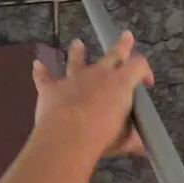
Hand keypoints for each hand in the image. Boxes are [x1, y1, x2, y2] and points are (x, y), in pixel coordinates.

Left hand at [31, 33, 151, 159]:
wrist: (68, 136)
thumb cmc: (102, 136)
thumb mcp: (123, 140)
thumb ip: (132, 140)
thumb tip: (142, 146)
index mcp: (120, 83)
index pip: (138, 65)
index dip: (145, 70)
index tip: (147, 82)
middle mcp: (98, 74)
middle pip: (113, 54)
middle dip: (122, 45)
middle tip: (126, 35)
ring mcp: (74, 79)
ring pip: (76, 60)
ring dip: (77, 52)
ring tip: (77, 43)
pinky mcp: (52, 89)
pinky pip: (44, 78)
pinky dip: (40, 72)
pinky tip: (36, 65)